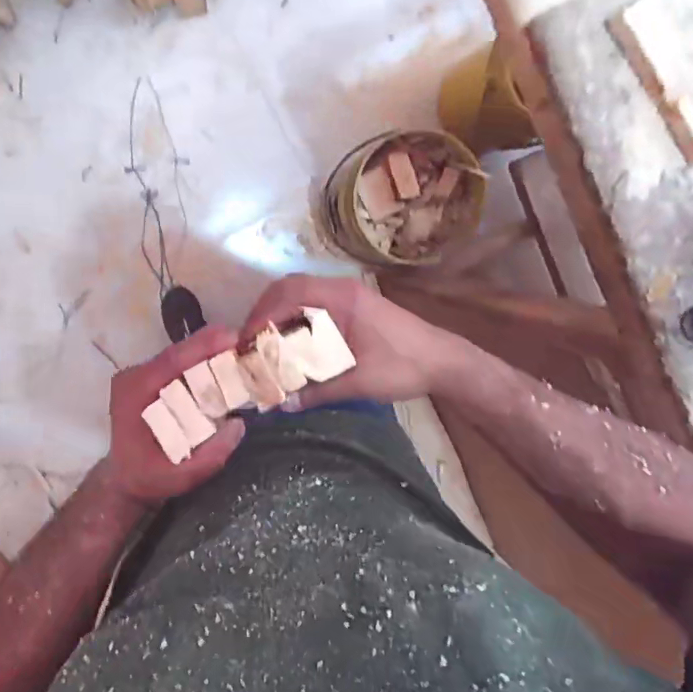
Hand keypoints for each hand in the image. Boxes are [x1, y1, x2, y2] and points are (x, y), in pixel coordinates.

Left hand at [98, 324, 247, 507]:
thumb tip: (238, 425)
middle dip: (210, 344)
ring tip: (238, 349)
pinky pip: (177, 365)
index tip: (231, 337)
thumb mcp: (179, 477)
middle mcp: (133, 378)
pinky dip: (200, 362)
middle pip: (176, 353)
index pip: (170, 361)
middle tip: (243, 341)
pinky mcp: (149, 380)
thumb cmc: (148, 479)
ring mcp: (139, 376)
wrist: (124, 481)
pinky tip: (222, 363)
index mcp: (134, 393)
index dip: (201, 346)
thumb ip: (210, 456)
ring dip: (207, 352)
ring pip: (177, 356)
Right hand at [241, 275, 478, 409]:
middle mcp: (342, 289)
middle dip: (263, 311)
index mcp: (343, 299)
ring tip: (262, 341)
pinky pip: (312, 302)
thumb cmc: (404, 367)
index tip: (247, 340)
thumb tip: (281, 404)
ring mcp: (347, 295)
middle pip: (289, 287)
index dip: (262, 313)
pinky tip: (289, 341)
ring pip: (299, 292)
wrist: (445, 361)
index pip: (289, 293)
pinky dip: (293, 316)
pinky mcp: (352, 305)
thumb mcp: (359, 382)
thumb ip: (319, 391)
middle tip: (248, 341)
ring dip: (277, 312)